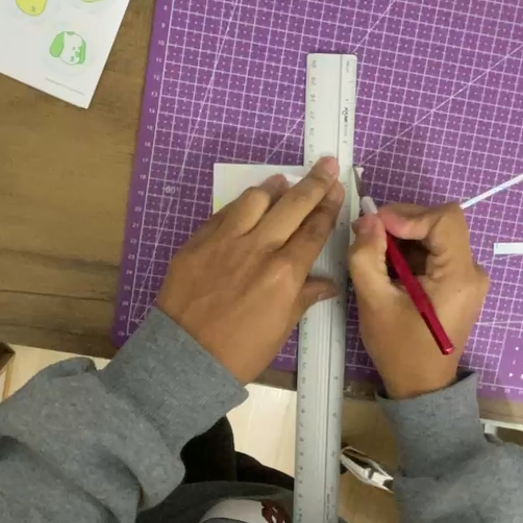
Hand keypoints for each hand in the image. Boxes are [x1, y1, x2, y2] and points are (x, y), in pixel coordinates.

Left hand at [157, 157, 345, 383]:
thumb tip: (326, 284)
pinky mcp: (197, 242)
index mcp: (284, 273)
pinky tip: (248, 202)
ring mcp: (224, 242)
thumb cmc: (240, 352)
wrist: (186, 357)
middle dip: (313, 183)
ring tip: (283, 180)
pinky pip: (224, 213)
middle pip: (291, 206)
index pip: (313, 230)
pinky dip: (241, 204)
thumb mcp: (280, 330)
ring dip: (274, 187)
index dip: (328, 207)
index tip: (337, 188)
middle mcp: (258, 249)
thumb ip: (303, 298)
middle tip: (326, 165)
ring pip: (255, 200)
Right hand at [349, 203, 488, 398]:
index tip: (377, 226)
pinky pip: (436, 254)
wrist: (422, 387)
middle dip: (403, 225)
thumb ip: (367, 256)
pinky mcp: (459, 284)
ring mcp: (468, 278)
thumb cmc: (400, 349)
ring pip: (436, 237)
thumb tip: (368, 220)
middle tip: (368, 237)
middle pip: (441, 225)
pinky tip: (389, 269)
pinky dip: (411, 254)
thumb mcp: (374, 302)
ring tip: (375, 257)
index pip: (445, 219)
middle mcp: (472, 271)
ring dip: (404, 240)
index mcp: (459, 275)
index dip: (409, 215)